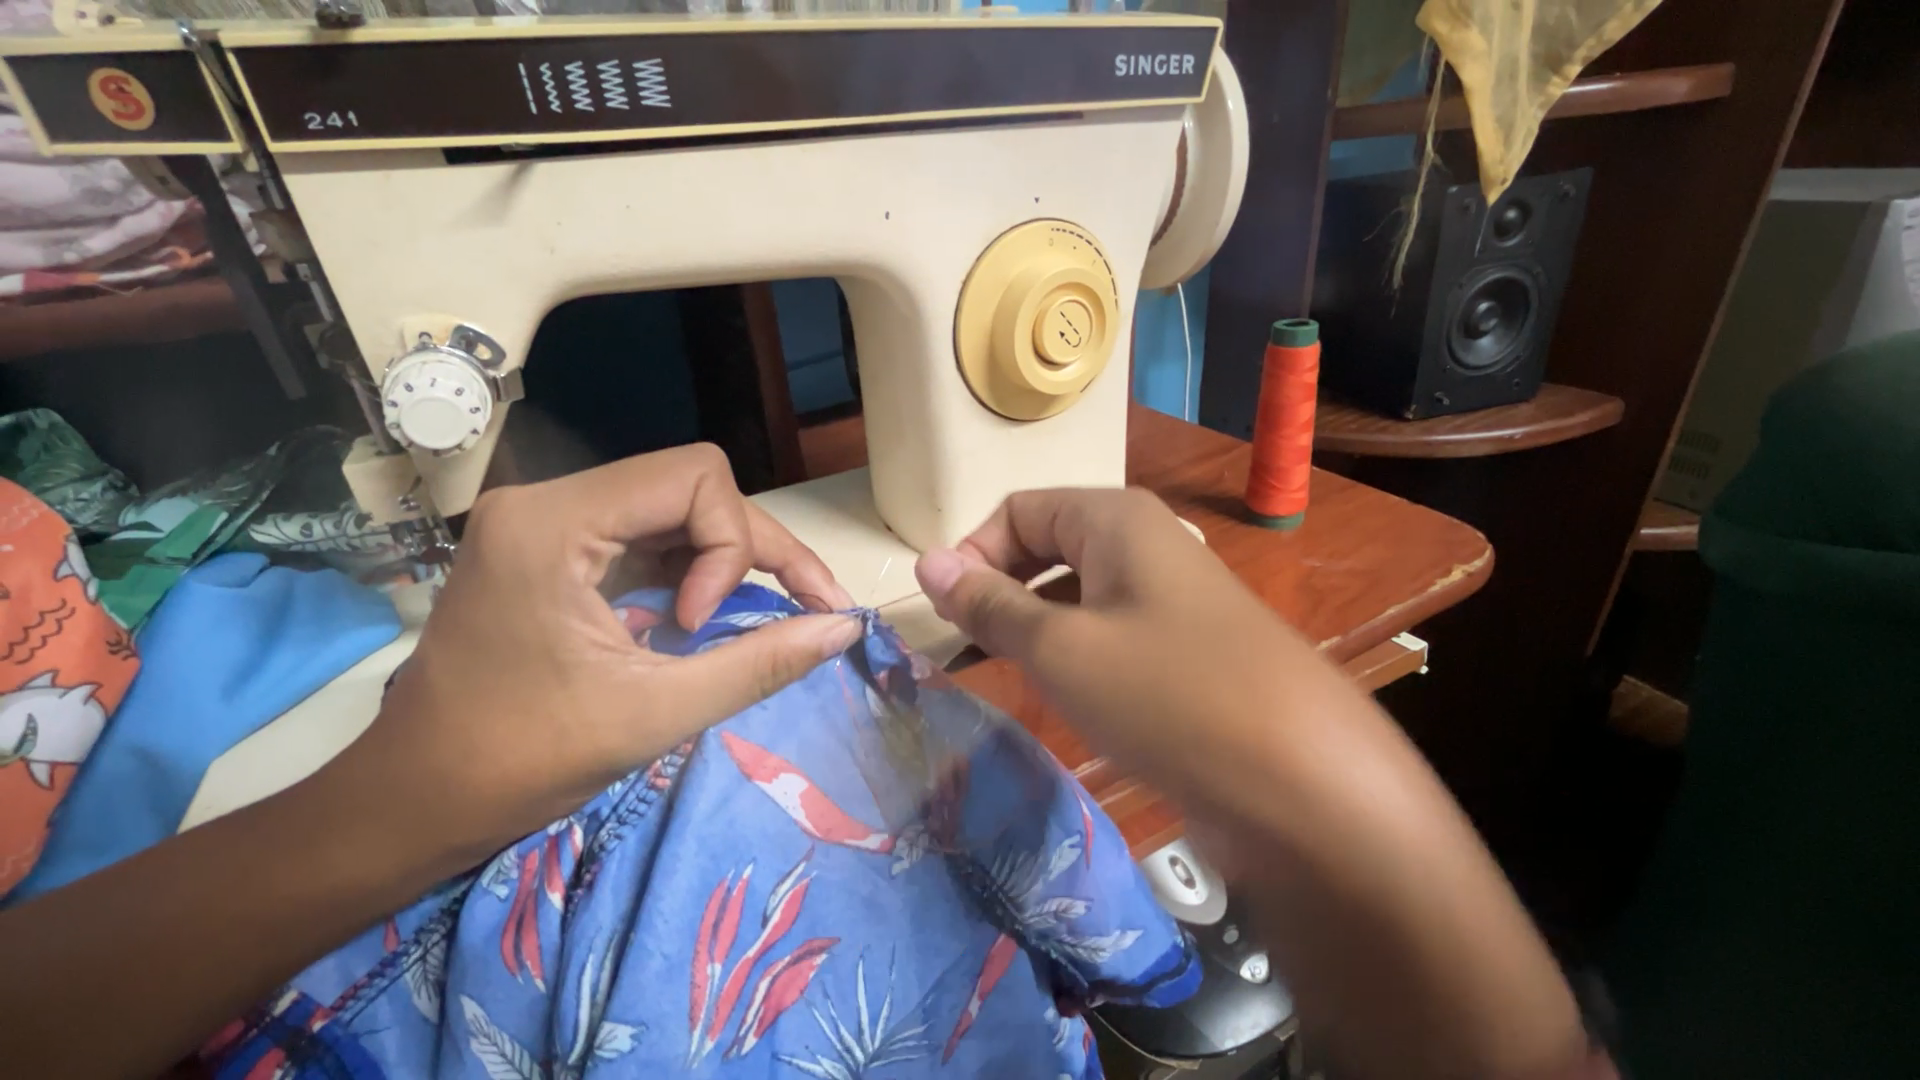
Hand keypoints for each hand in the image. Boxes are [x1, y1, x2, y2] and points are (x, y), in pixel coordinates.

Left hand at [326, 444, 861, 870]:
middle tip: (803, 612)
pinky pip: (647, 537)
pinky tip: (707, 618)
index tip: (700, 624)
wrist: (415, 801)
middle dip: (750, 551)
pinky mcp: (552, 550)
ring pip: (677, 511)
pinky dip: (691, 573)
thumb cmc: (521, 761)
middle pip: (691, 489)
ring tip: (753, 622)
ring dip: (727, 563)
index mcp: (553, 522)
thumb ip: (761, 663)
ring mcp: (546, 523)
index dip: (733, 545)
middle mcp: (547, 502)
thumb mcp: (656, 713)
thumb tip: (846, 627)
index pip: (695, 478)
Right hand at [913, 487, 1304, 817]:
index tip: (941, 616)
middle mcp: (1144, 545)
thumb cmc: (1168, 695)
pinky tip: (1057, 695)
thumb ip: (989, 604)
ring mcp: (1169, 600)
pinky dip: (1071, 655)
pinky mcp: (1184, 652)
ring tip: (997, 674)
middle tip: (960, 649)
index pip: (1017, 510)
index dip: (971, 554)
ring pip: (1075, 595)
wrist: (1303, 781)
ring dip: (1029, 626)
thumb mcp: (1061, 648)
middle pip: (1045, 547)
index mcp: (1116, 519)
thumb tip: (926, 562)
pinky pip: (1108, 634)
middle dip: (997, 589)